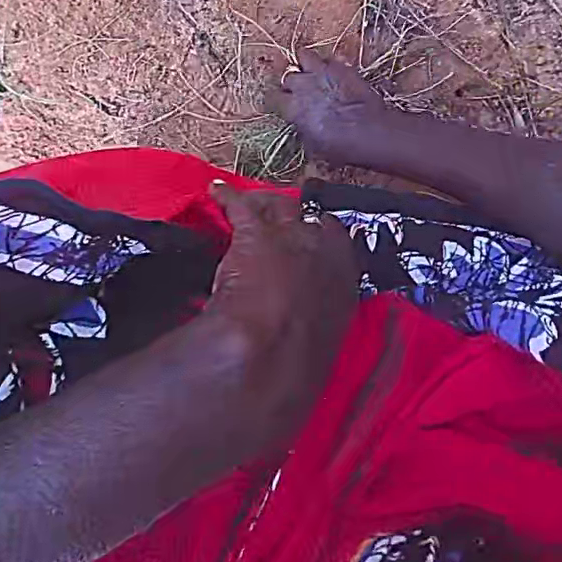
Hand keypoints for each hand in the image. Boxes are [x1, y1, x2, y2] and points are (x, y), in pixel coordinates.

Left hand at [205, 183, 360, 428]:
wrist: (269, 358)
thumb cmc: (297, 370)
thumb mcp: (317, 359)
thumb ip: (312, 346)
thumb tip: (301, 370)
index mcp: (345, 286)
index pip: (341, 251)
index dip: (324, 246)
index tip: (312, 249)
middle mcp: (325, 254)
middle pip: (314, 224)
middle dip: (300, 223)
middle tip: (284, 224)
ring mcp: (291, 237)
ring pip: (282, 208)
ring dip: (267, 205)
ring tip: (254, 203)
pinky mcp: (256, 233)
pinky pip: (241, 205)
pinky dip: (227, 197)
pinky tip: (216, 191)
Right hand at [267, 53, 390, 167]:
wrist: (371, 131)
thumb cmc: (341, 147)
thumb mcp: (313, 146)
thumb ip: (302, 128)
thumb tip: (300, 123)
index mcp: (292, 107)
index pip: (271, 98)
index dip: (276, 101)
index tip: (281, 106)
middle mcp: (302, 85)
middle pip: (287, 76)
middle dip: (291, 84)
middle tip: (300, 92)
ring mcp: (322, 72)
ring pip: (303, 55)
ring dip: (305, 64)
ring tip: (312, 73)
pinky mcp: (342, 66)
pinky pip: (328, 58)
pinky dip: (328, 64)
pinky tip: (333, 73)